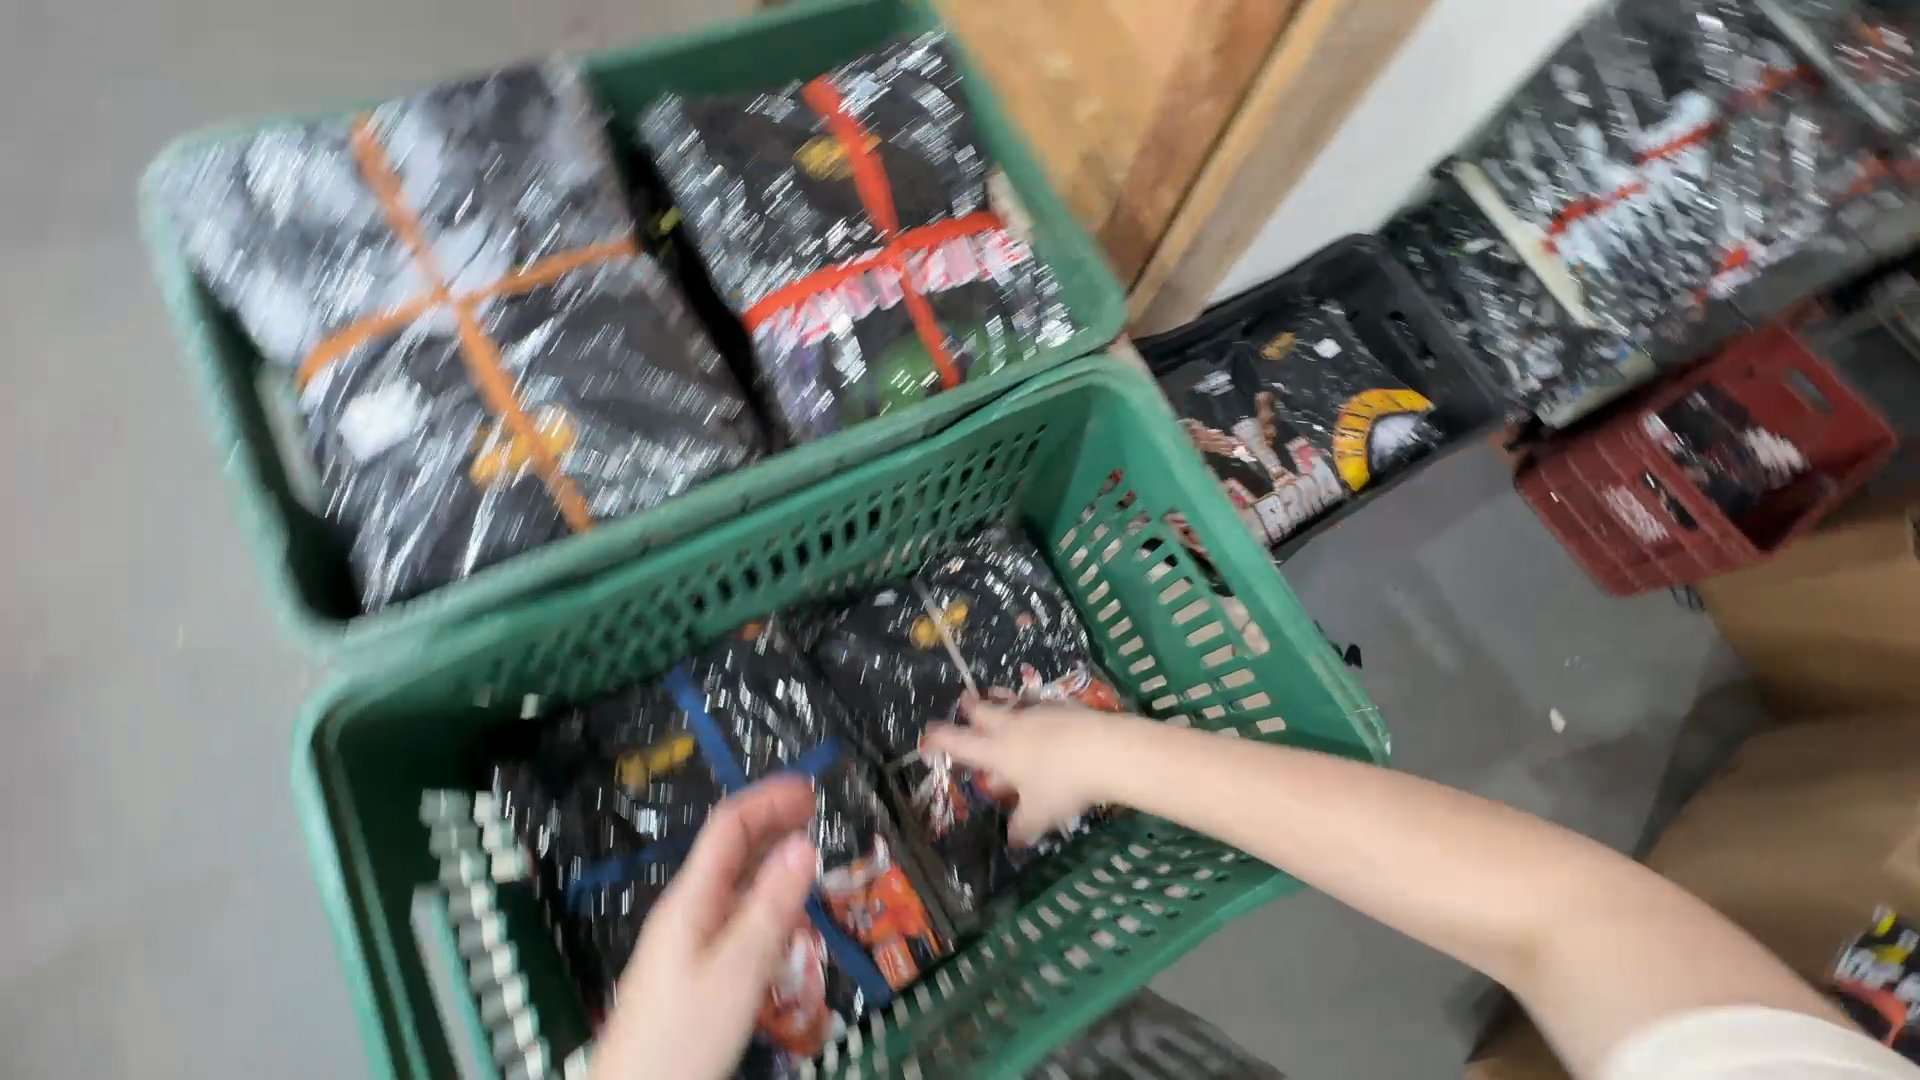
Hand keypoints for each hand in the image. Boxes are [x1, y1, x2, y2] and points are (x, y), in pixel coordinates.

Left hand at [589, 777, 817, 1079]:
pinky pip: (736, 918)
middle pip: (732, 850)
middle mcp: (689, 910)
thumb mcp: (736, 969)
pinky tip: (787, 919)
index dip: (768, 799)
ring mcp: (689, 941)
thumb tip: (805, 844)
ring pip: (736, 885)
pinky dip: (767, 903)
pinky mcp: (695, 970)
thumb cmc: (683, 1036)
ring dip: (772, 862)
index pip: (729, 826)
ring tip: (811, 858)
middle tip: (817, 812)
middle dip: (774, 823)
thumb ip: (771, 906)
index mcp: (691, 898)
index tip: (809, 789)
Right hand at [921, 701, 1142, 846]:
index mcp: (997, 751)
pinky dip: (1034, 709)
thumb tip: (1013, 840)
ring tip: (998, 698)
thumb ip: (1023, 826)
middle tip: (964, 701)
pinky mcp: (1063, 707)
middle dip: (971, 707)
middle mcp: (1012, 726)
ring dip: (1002, 702)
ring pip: (1012, 704)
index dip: (941, 740)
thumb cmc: (1063, 784)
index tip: (927, 735)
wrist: (1105, 749)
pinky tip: (1044, 717)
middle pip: (984, 711)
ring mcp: (1039, 713)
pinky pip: (1040, 705)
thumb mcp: (1040, 813)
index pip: (960, 744)